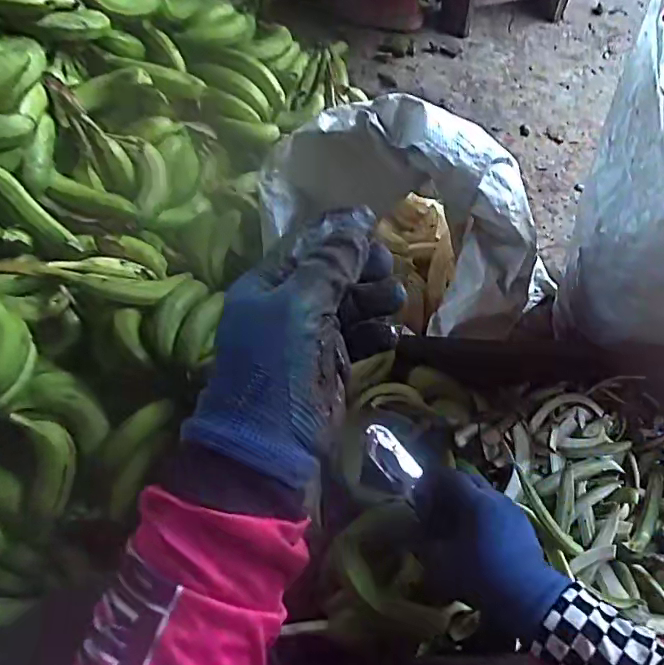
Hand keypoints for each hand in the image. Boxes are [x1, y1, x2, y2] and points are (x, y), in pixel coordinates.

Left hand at [180, 208, 402, 492]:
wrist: (272, 446)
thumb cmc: (278, 367)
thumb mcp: (299, 306)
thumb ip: (330, 264)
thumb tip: (357, 218)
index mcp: (268, 285)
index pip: (308, 247)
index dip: (340, 234)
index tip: (375, 225)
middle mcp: (288, 306)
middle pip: (333, 273)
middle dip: (362, 269)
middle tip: (388, 269)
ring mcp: (311, 337)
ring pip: (351, 305)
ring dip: (374, 300)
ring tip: (395, 300)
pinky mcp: (332, 365)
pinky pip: (359, 337)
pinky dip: (376, 333)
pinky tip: (392, 335)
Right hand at [414, 469, 570, 637]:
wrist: (527, 596)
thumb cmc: (478, 576)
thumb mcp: (440, 563)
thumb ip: (424, 541)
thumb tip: (416, 530)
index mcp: (474, 500)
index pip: (447, 475)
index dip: (429, 482)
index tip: (418, 496)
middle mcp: (495, 497)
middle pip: (468, 480)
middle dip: (448, 489)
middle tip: (434, 508)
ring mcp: (512, 509)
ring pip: (484, 495)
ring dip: (467, 502)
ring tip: (455, 525)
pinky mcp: (523, 524)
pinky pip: (497, 509)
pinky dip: (483, 515)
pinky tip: (478, 537)